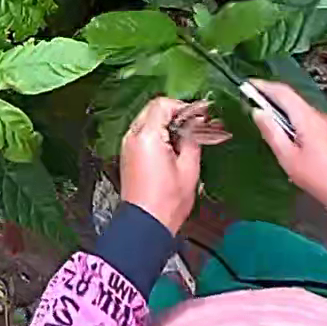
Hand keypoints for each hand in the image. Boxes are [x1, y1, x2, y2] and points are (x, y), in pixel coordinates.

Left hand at [120, 97, 228, 234]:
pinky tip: (172, 147)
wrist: (146, 221)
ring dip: (166, 123)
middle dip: (175, 114)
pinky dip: (156, 134)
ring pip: (146, 120)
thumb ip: (192, 139)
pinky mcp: (128, 153)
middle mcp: (132, 136)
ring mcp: (127, 145)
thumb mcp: (189, 168)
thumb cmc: (167, 200)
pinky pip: (142, 133)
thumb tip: (197, 124)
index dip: (183, 107)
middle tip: (195, 126)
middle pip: (152, 109)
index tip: (198, 116)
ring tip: (186, 138)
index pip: (161, 105)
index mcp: (147, 136)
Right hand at [245, 81, 326, 206]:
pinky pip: (316, 125)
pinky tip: (297, 145)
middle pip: (295, 102)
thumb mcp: (288, 158)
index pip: (283, 92)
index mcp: (309, 119)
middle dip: (274, 102)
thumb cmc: (322, 180)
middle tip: (254, 108)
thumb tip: (258, 112)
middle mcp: (324, 117)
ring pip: (305, 115)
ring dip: (287, 117)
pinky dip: (301, 126)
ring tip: (274, 131)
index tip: (248, 84)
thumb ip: (271, 132)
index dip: (263, 86)